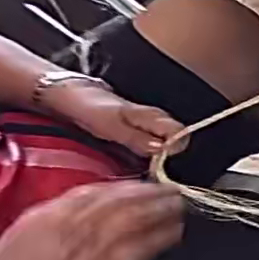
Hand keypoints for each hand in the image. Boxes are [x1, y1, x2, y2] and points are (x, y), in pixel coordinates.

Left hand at [42, 82, 185, 157]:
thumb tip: (162, 149)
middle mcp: (162, 120)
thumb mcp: (111, 127)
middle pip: (179, 142)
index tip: (154, 158)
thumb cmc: (92, 112)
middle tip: (141, 160)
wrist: (76, 100)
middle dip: (164, 155)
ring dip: (156, 155)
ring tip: (135, 158)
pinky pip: (158, 144)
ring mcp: (156, 125)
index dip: (172, 149)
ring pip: (169, 144)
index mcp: (157, 117)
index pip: (182, 135)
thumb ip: (137, 138)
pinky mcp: (149, 130)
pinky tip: (134, 154)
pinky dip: (149, 152)